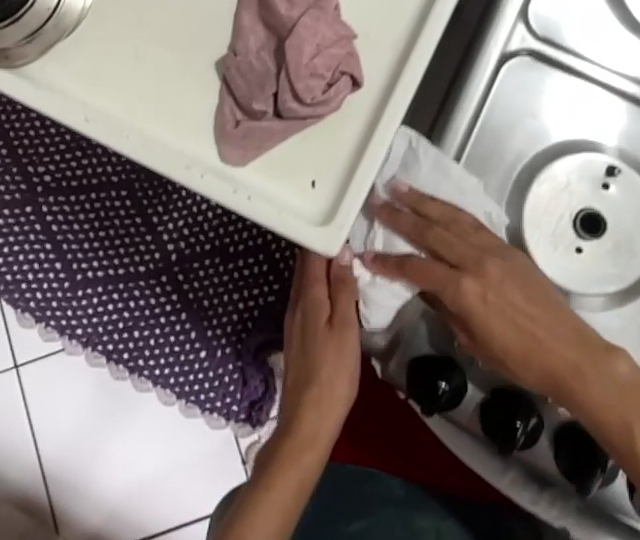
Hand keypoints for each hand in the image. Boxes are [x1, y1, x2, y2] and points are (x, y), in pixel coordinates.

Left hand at [275, 248, 360, 451]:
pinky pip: (308, 299)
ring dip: (321, 268)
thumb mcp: (345, 329)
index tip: (343, 220)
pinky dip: (320, 287)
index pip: (312, 255)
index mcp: (309, 298)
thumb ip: (343, 290)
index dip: (326, 235)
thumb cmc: (333, 373)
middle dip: (322, 248)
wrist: (308, 420)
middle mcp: (296, 304)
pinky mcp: (298, 335)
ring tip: (344, 255)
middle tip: (345, 231)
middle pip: (306, 267)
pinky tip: (334, 291)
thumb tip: (342, 252)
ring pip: (306, 282)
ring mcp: (294, 320)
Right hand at [365, 183, 621, 404]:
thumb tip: (423, 289)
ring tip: (400, 187)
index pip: (415, 268)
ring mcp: (494, 250)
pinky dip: (451, 211)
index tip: (365, 253)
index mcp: (463, 290)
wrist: (568, 351)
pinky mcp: (509, 248)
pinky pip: (473, 223)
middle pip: (431, 232)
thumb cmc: (518, 359)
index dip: (388, 261)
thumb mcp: (472, 342)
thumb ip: (445, 309)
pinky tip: (438, 205)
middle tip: (376, 200)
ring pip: (452, 218)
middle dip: (400, 215)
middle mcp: (476, 262)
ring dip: (424, 201)